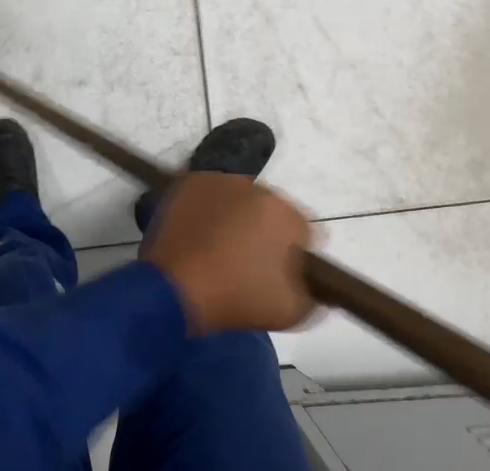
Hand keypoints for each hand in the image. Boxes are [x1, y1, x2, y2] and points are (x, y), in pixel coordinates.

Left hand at [142, 172, 318, 334]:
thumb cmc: (238, 299)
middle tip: (248, 260)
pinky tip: (200, 232)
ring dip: (237, 216)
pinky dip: (209, 208)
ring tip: (220, 246)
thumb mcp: (294, 309)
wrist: (175, 288)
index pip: (303, 231)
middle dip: (265, 230)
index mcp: (283, 213)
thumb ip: (313, 288)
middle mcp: (253, 186)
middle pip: (270, 210)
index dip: (294, 254)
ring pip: (240, 199)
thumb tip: (307, 276)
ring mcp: (217, 180)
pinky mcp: (188, 182)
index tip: (279, 272)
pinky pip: (210, 194)